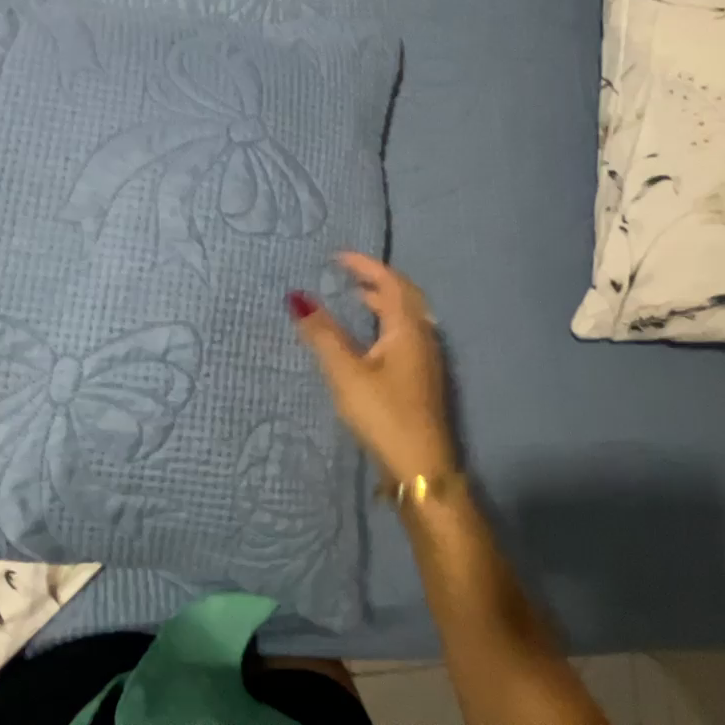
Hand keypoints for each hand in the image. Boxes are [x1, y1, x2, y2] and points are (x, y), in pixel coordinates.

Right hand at [289, 252, 457, 482]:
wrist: (421, 467)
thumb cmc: (383, 414)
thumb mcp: (346, 373)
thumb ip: (322, 334)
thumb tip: (297, 297)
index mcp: (408, 328)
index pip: (389, 282)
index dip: (364, 265)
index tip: (336, 257)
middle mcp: (424, 336)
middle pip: (404, 295)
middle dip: (376, 280)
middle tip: (347, 274)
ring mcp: (427, 358)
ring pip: (407, 316)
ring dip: (382, 302)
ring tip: (355, 299)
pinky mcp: (423, 378)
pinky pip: (406, 333)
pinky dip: (386, 322)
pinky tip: (370, 340)